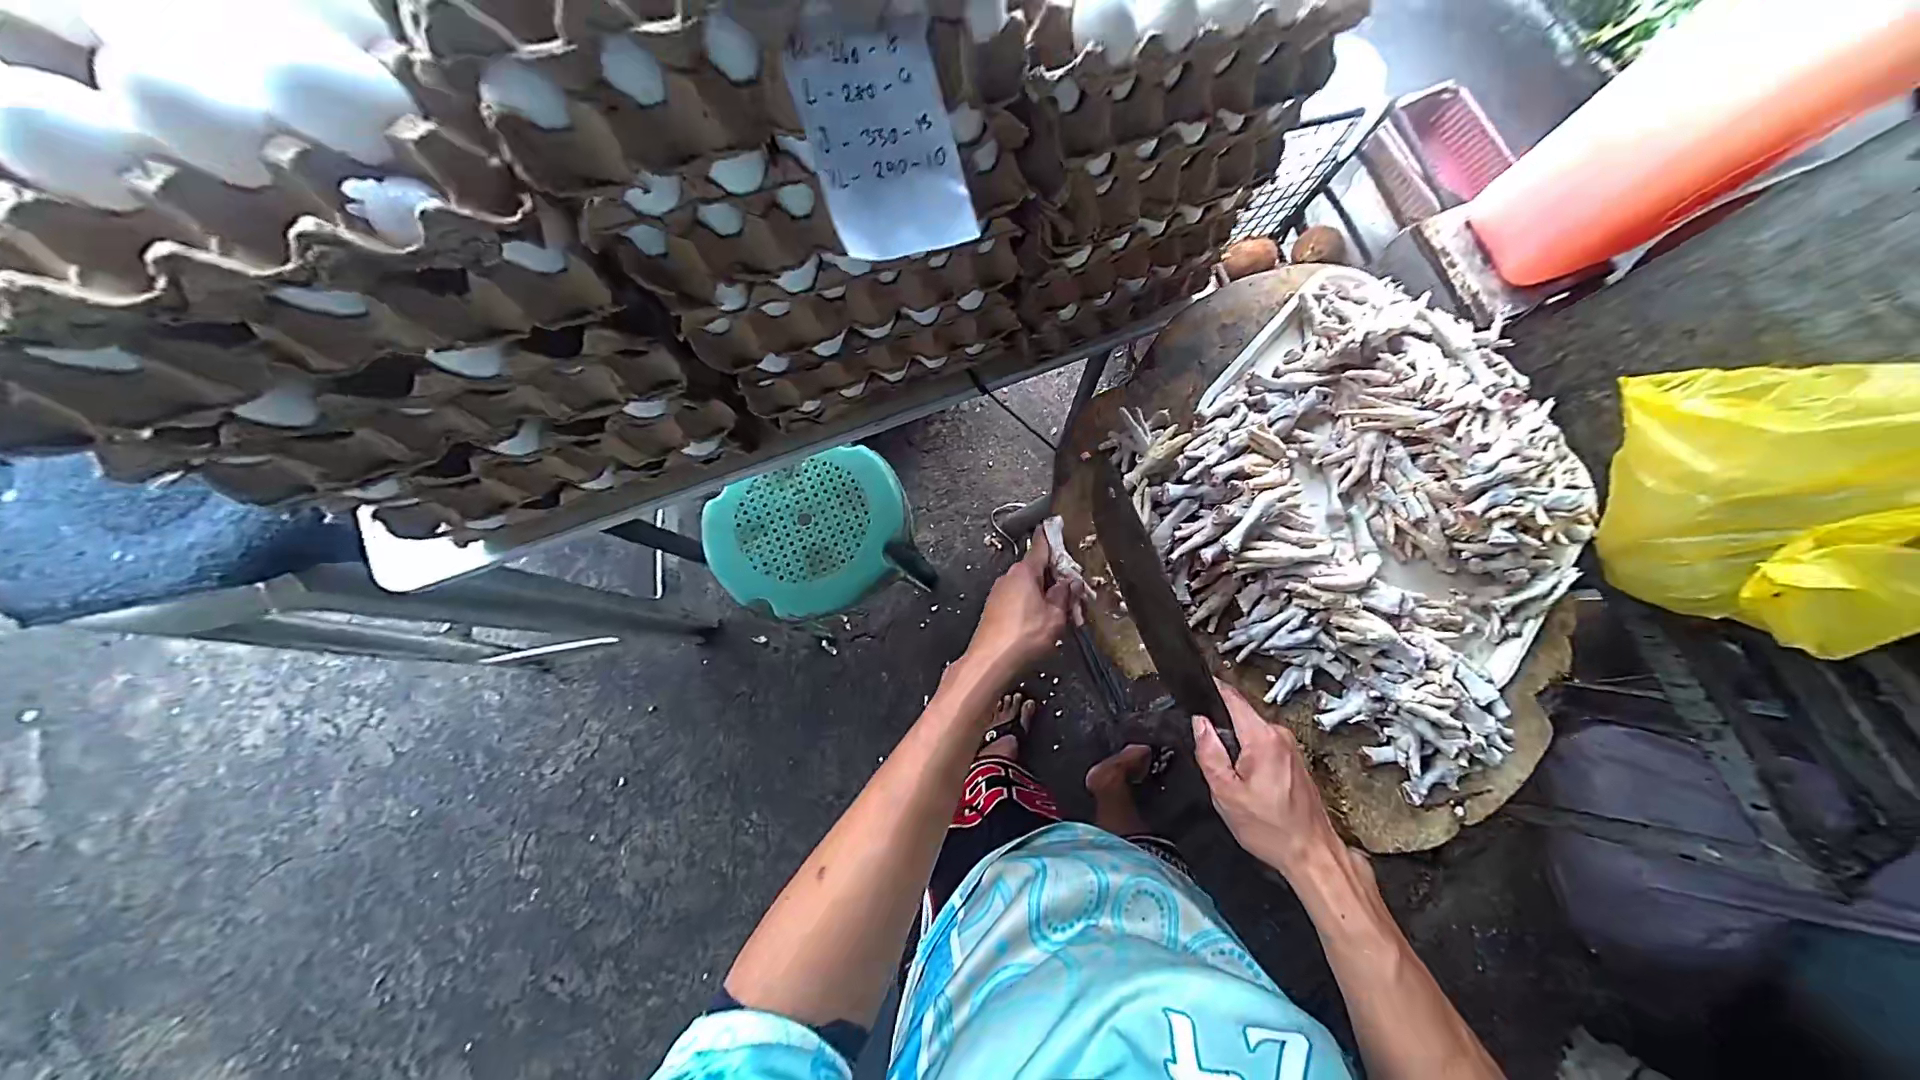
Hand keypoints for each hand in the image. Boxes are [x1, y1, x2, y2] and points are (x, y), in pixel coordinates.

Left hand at [965, 528, 1072, 678]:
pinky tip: (1043, 625)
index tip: (1056, 525)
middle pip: (1038, 570)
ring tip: (1062, 619)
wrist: (990, 663)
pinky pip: (1019, 600)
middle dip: (1057, 580)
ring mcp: (1000, 593)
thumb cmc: (1020, 639)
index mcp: (1024, 572)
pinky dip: (1033, 607)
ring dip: (1046, 597)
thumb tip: (1069, 584)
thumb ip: (1065, 596)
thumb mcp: (1056, 616)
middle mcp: (1009, 578)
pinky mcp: (995, 609)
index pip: (1041, 546)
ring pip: (1029, 587)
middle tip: (1075, 597)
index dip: (1052, 536)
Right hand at [1193, 680, 1347, 879]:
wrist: (1311, 854)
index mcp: (1262, 739)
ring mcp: (1291, 747)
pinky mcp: (1294, 760)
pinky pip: (1263, 746)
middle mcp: (1280, 736)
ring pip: (1251, 732)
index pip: (1232, 697)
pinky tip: (1251, 786)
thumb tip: (1199, 723)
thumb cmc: (1272, 829)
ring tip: (1235, 780)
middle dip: (1221, 731)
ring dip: (1236, 748)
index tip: (1197, 688)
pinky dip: (1251, 758)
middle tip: (1214, 762)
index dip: (1211, 690)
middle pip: (1239, 716)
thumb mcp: (1224, 791)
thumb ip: (1209, 751)